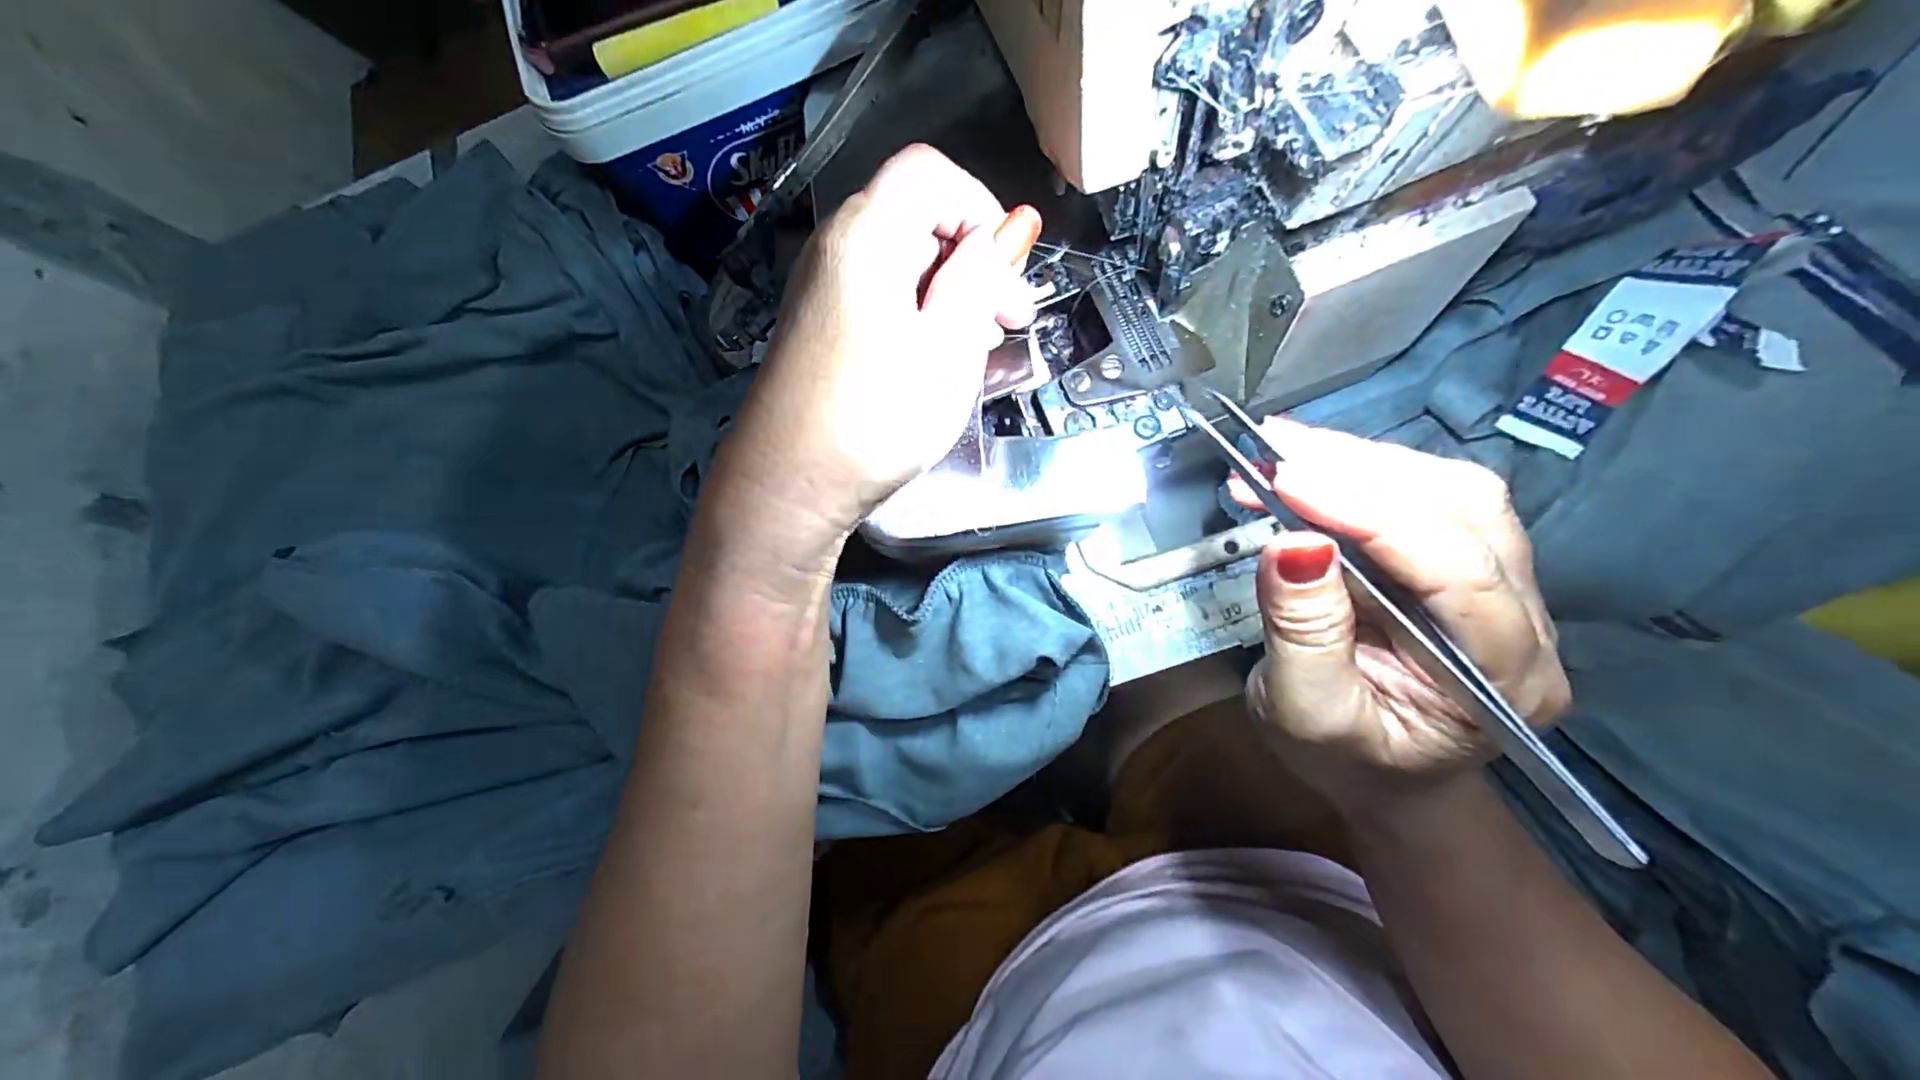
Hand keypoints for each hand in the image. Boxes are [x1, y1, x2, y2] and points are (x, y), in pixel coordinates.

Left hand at [724, 145, 1037, 540]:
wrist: (788, 486)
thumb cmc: (873, 420)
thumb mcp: (949, 345)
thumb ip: (982, 277)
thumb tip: (1009, 229)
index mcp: (865, 234)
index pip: (931, 173)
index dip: (982, 209)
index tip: (1010, 269)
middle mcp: (835, 248)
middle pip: (919, 217)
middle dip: (975, 260)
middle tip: (1010, 321)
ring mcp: (824, 289)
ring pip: (904, 262)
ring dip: (953, 293)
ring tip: (981, 346)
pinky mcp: (822, 327)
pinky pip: (882, 297)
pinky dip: (921, 316)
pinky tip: (939, 359)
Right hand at [1233, 420, 1571, 818]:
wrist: (1379, 773)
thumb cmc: (1344, 757)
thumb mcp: (1304, 710)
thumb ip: (1303, 633)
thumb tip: (1291, 543)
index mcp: (1504, 678)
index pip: (1458, 572)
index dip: (1374, 515)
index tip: (1289, 478)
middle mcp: (1525, 620)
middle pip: (1464, 511)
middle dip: (1364, 472)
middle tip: (1277, 453)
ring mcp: (1503, 585)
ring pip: (1449, 491)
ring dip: (1361, 462)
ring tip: (1282, 452)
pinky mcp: (1462, 562)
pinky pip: (1423, 497)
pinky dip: (1359, 473)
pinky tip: (1306, 466)